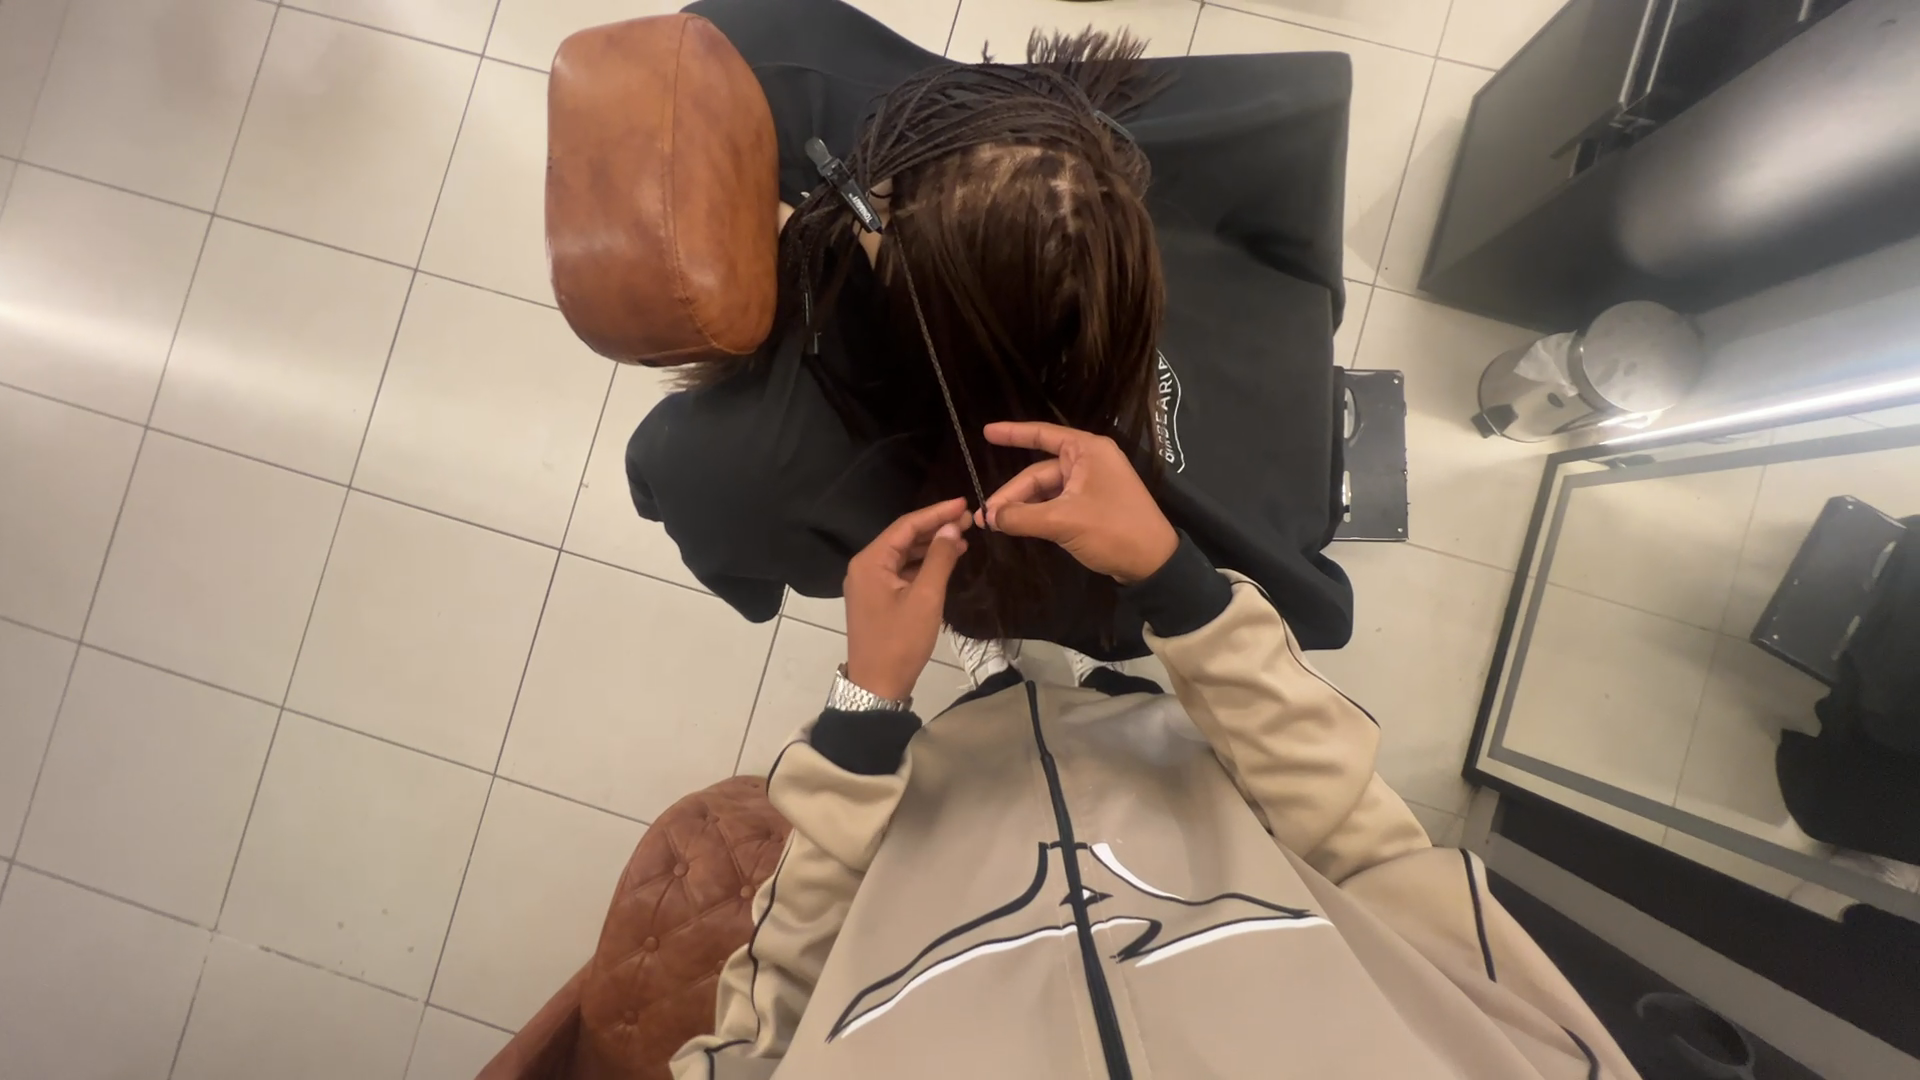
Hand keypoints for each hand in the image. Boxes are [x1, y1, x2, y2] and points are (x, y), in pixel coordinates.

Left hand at [843, 498, 971, 700]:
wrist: (877, 686)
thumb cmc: (901, 641)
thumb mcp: (925, 598)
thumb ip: (939, 559)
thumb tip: (952, 528)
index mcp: (870, 561)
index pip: (906, 526)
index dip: (937, 513)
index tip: (964, 503)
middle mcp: (865, 566)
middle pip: (903, 537)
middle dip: (936, 528)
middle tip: (968, 520)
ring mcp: (869, 583)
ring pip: (903, 555)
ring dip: (931, 546)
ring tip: (963, 539)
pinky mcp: (876, 598)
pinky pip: (901, 571)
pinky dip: (923, 565)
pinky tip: (946, 562)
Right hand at [978, 422, 1176, 583]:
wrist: (1153, 564)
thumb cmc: (1113, 530)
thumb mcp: (1063, 522)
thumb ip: (1021, 517)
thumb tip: (988, 517)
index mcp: (1087, 451)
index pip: (1042, 435)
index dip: (1012, 434)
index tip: (986, 432)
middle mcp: (1088, 462)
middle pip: (1038, 472)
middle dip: (1011, 494)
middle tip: (985, 517)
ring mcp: (1090, 485)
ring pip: (1045, 491)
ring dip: (1021, 507)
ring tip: (994, 525)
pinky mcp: (1091, 506)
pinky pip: (1056, 503)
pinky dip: (1037, 514)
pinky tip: (1017, 526)